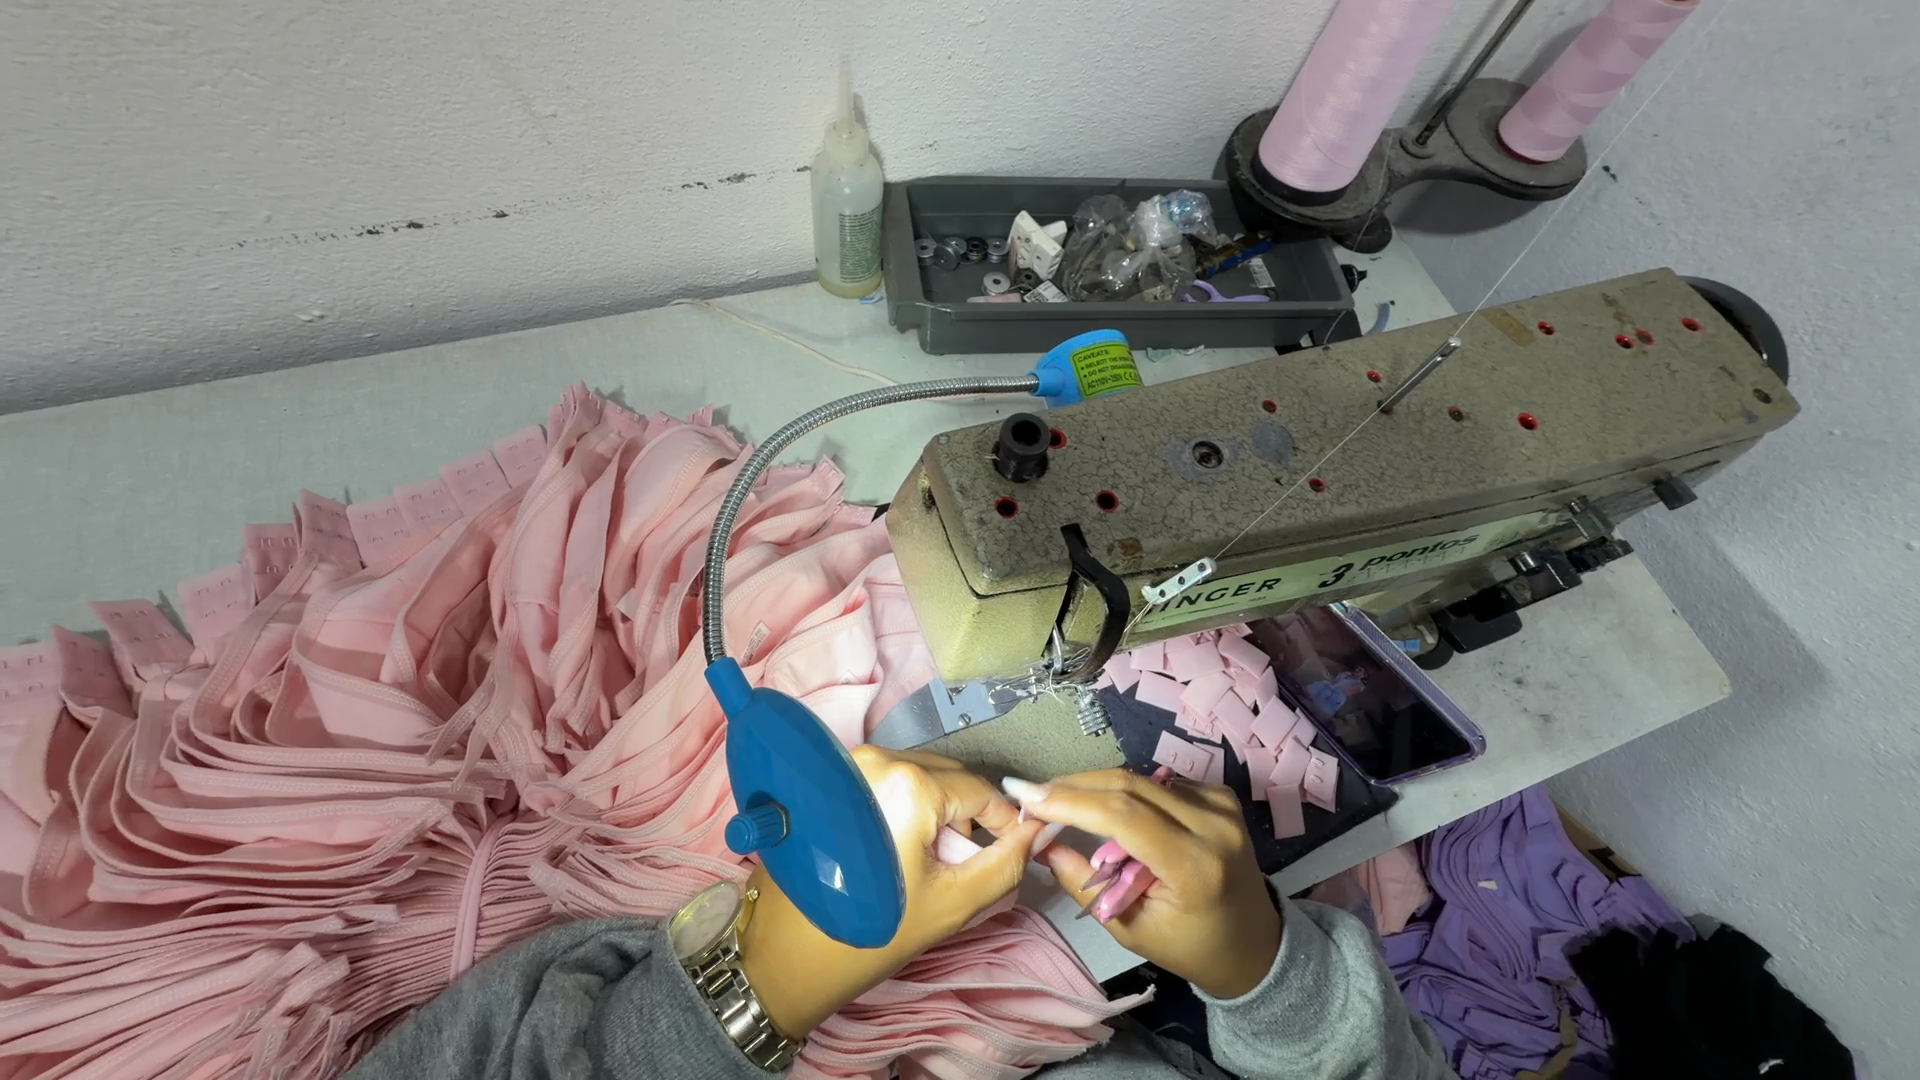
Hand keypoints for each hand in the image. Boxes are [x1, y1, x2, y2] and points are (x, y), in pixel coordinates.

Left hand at [737, 746, 1044, 1036]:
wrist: (786, 953)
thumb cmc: (870, 931)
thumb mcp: (952, 902)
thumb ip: (1005, 862)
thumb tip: (1036, 829)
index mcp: (908, 784)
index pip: (978, 788)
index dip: (1004, 820)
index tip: (1012, 847)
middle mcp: (877, 759)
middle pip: (948, 775)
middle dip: (968, 813)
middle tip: (965, 859)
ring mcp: (850, 764)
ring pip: (919, 773)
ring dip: (938, 807)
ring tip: (930, 856)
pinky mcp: (833, 776)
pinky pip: (889, 776)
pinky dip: (907, 801)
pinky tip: (899, 844)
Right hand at [1020, 769, 1281, 998]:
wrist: (1256, 945)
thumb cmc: (1191, 946)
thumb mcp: (1131, 929)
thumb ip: (1084, 883)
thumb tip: (1041, 843)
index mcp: (1195, 867)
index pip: (1122, 815)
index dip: (1070, 800)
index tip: (1025, 795)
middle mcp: (1213, 825)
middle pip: (1128, 785)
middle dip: (1073, 785)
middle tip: (1033, 792)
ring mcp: (1221, 805)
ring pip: (1139, 778)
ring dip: (1095, 785)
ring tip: (1059, 799)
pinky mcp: (1221, 795)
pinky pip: (1157, 783)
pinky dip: (1126, 791)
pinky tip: (1107, 807)